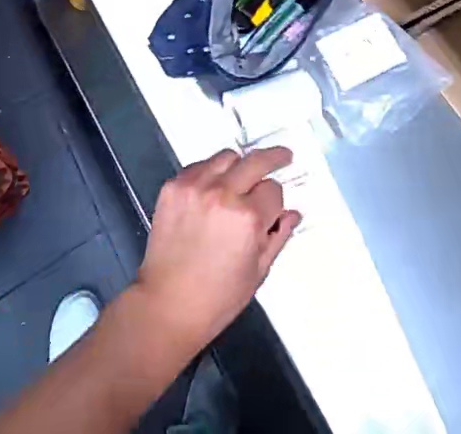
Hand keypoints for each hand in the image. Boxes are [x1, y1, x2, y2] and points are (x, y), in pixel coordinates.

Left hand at [129, 147, 300, 356]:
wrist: (167, 304)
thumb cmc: (216, 297)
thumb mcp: (258, 271)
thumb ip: (278, 236)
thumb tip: (293, 213)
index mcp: (248, 218)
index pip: (274, 189)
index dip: (276, 201)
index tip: (273, 208)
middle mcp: (222, 194)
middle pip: (256, 161)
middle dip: (274, 158)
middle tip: (283, 156)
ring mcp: (195, 187)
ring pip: (227, 156)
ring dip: (239, 165)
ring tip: (242, 178)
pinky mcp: (173, 186)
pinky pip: (199, 165)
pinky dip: (211, 172)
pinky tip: (213, 188)